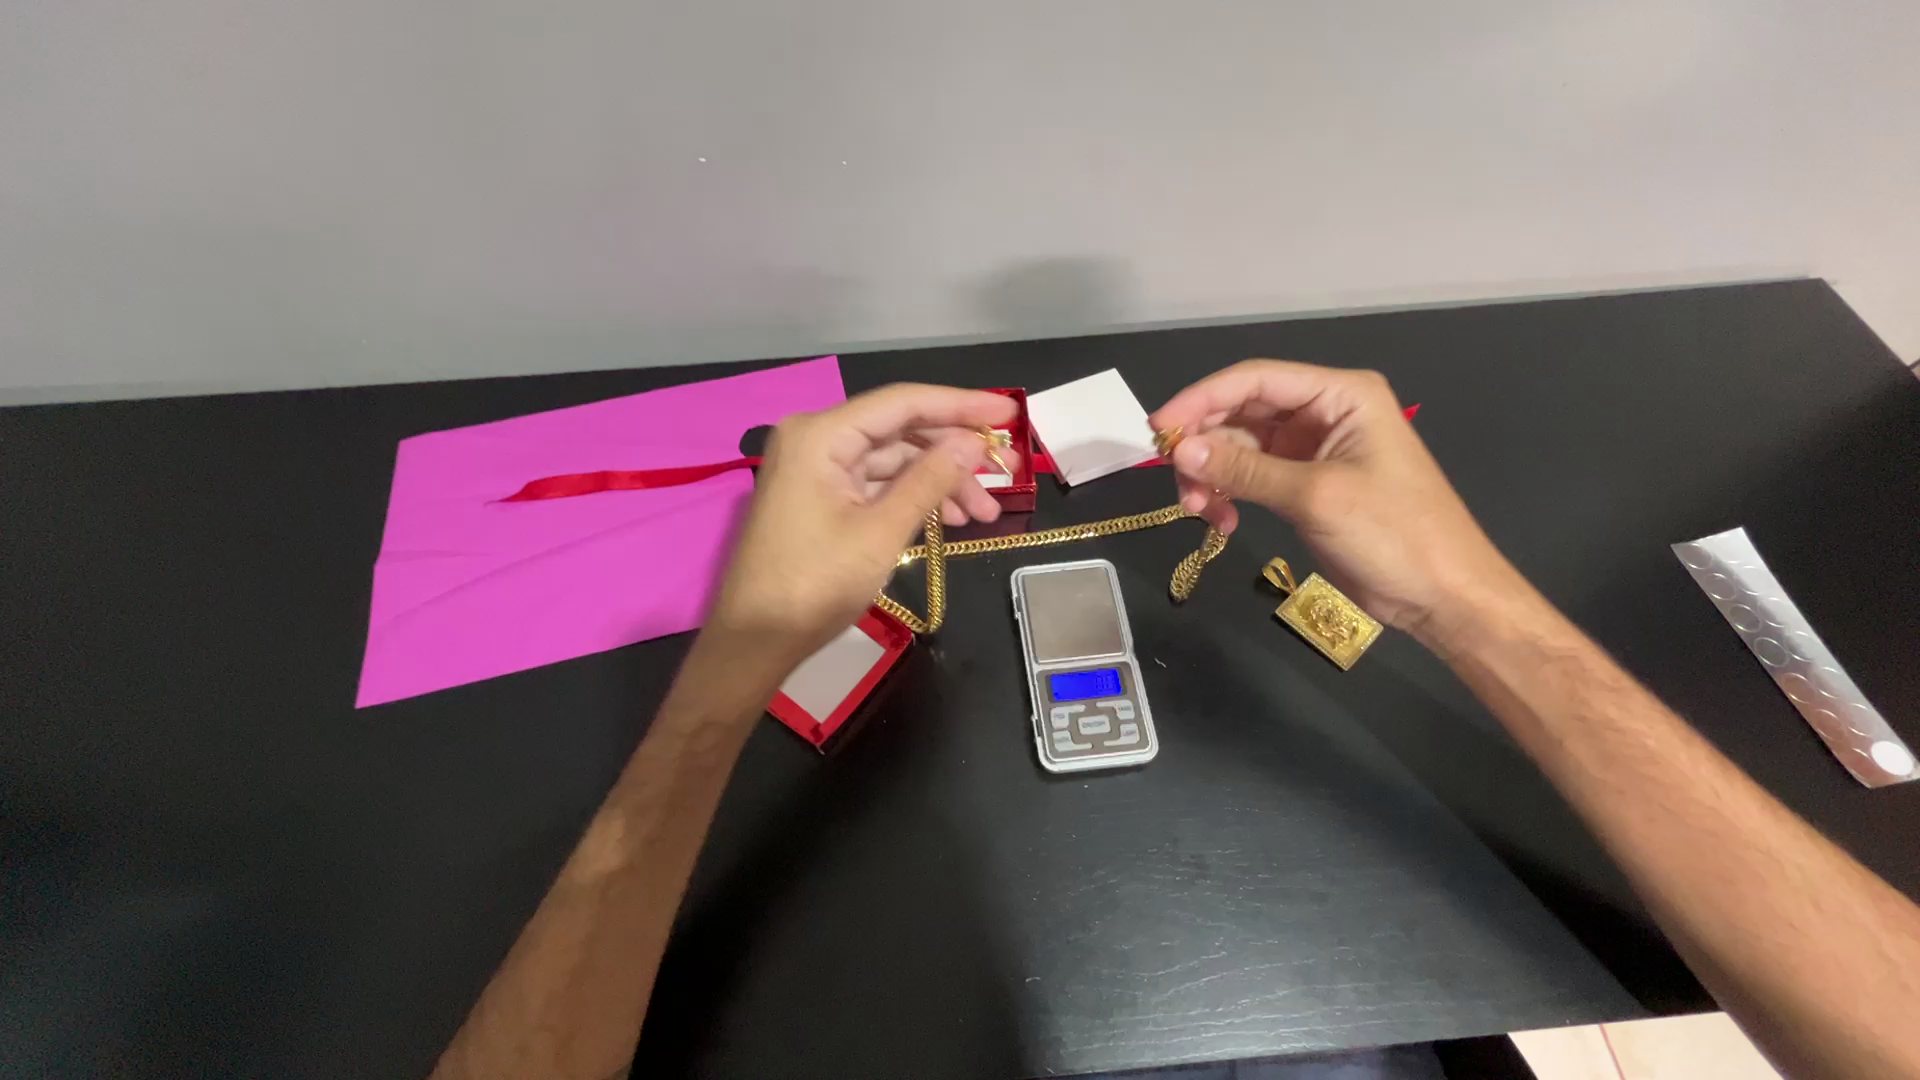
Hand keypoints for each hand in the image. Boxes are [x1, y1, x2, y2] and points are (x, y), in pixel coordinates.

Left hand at [708, 383, 1017, 658]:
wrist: (756, 641)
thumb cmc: (815, 584)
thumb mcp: (882, 532)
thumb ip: (930, 480)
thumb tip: (972, 444)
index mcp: (821, 435)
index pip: (903, 403)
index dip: (961, 406)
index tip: (1009, 414)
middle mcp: (816, 440)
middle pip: (900, 431)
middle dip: (954, 454)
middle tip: (1007, 473)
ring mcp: (817, 470)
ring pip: (893, 461)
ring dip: (939, 483)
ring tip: (984, 515)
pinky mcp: (820, 497)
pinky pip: (876, 484)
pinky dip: (913, 498)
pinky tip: (950, 519)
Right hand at [1149, 360, 1524, 642]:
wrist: (1441, 595)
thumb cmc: (1394, 534)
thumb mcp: (1314, 496)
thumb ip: (1244, 471)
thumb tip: (1180, 450)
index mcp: (1339, 396)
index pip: (1254, 381)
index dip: (1200, 400)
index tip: (1157, 430)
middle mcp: (1322, 414)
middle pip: (1240, 414)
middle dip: (1203, 446)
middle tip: (1175, 482)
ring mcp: (1309, 451)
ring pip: (1237, 449)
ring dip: (1211, 478)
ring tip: (1199, 512)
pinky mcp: (1301, 485)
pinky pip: (1248, 478)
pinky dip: (1227, 497)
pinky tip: (1223, 523)